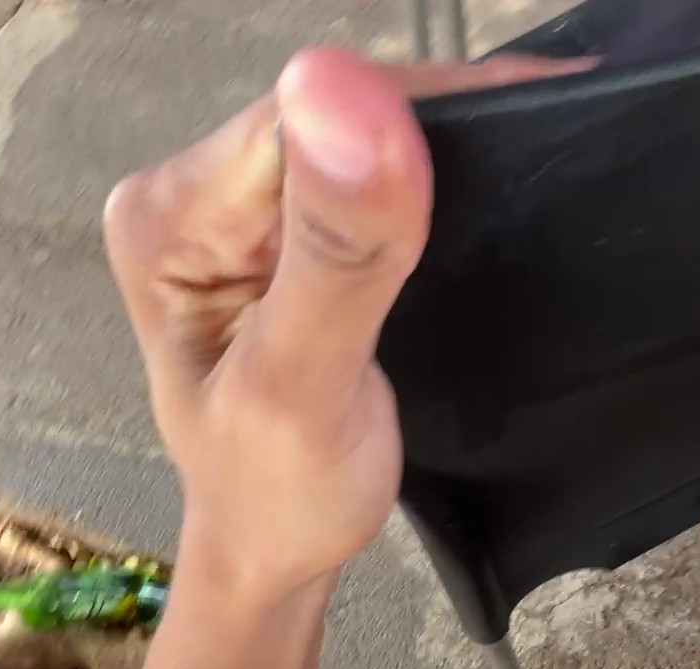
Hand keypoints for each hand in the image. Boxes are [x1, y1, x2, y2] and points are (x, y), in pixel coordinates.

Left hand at [105, 48, 585, 601]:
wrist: (277, 548)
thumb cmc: (279, 496)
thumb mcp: (302, 389)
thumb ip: (333, 263)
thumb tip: (347, 90)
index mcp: (168, 225)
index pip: (297, 123)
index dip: (401, 118)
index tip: (519, 116)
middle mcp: (192, 201)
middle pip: (324, 119)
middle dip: (421, 135)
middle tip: (530, 150)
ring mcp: (238, 221)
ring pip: (351, 146)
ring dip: (431, 157)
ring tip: (517, 168)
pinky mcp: (285, 246)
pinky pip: (363, 188)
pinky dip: (421, 188)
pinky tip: (471, 196)